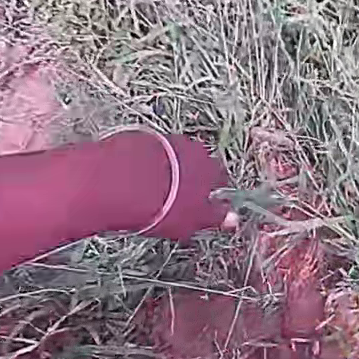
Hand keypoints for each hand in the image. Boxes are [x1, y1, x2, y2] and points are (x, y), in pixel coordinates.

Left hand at [105, 132, 232, 240]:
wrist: (124, 182)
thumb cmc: (165, 206)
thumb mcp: (193, 220)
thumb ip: (215, 217)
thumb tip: (233, 219)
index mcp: (210, 169)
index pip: (221, 178)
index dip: (213, 191)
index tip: (205, 202)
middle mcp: (193, 150)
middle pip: (198, 162)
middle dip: (192, 176)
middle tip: (179, 195)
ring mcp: (167, 141)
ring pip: (175, 155)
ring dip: (170, 167)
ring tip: (157, 186)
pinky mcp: (142, 138)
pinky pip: (152, 151)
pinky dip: (149, 161)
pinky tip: (139, 176)